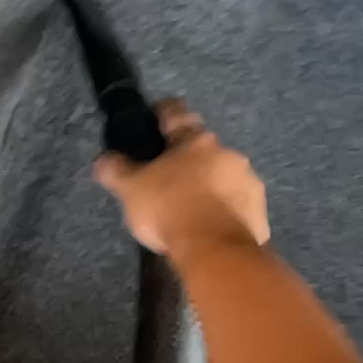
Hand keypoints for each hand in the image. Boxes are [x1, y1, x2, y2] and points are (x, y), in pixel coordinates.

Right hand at [92, 99, 269, 261]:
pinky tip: (208, 227)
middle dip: (186, 158)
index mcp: (195, 141)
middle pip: (202, 149)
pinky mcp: (259, 212)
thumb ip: (116, 170)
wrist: (217, 251)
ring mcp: (248, 183)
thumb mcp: (130, 189)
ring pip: (223, 177)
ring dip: (207, 185)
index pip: (176, 113)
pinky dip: (222, 211)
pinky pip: (235, 206)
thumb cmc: (169, 208)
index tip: (156, 112)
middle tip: (166, 175)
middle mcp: (227, 154)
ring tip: (188, 207)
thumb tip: (103, 159)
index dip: (163, 111)